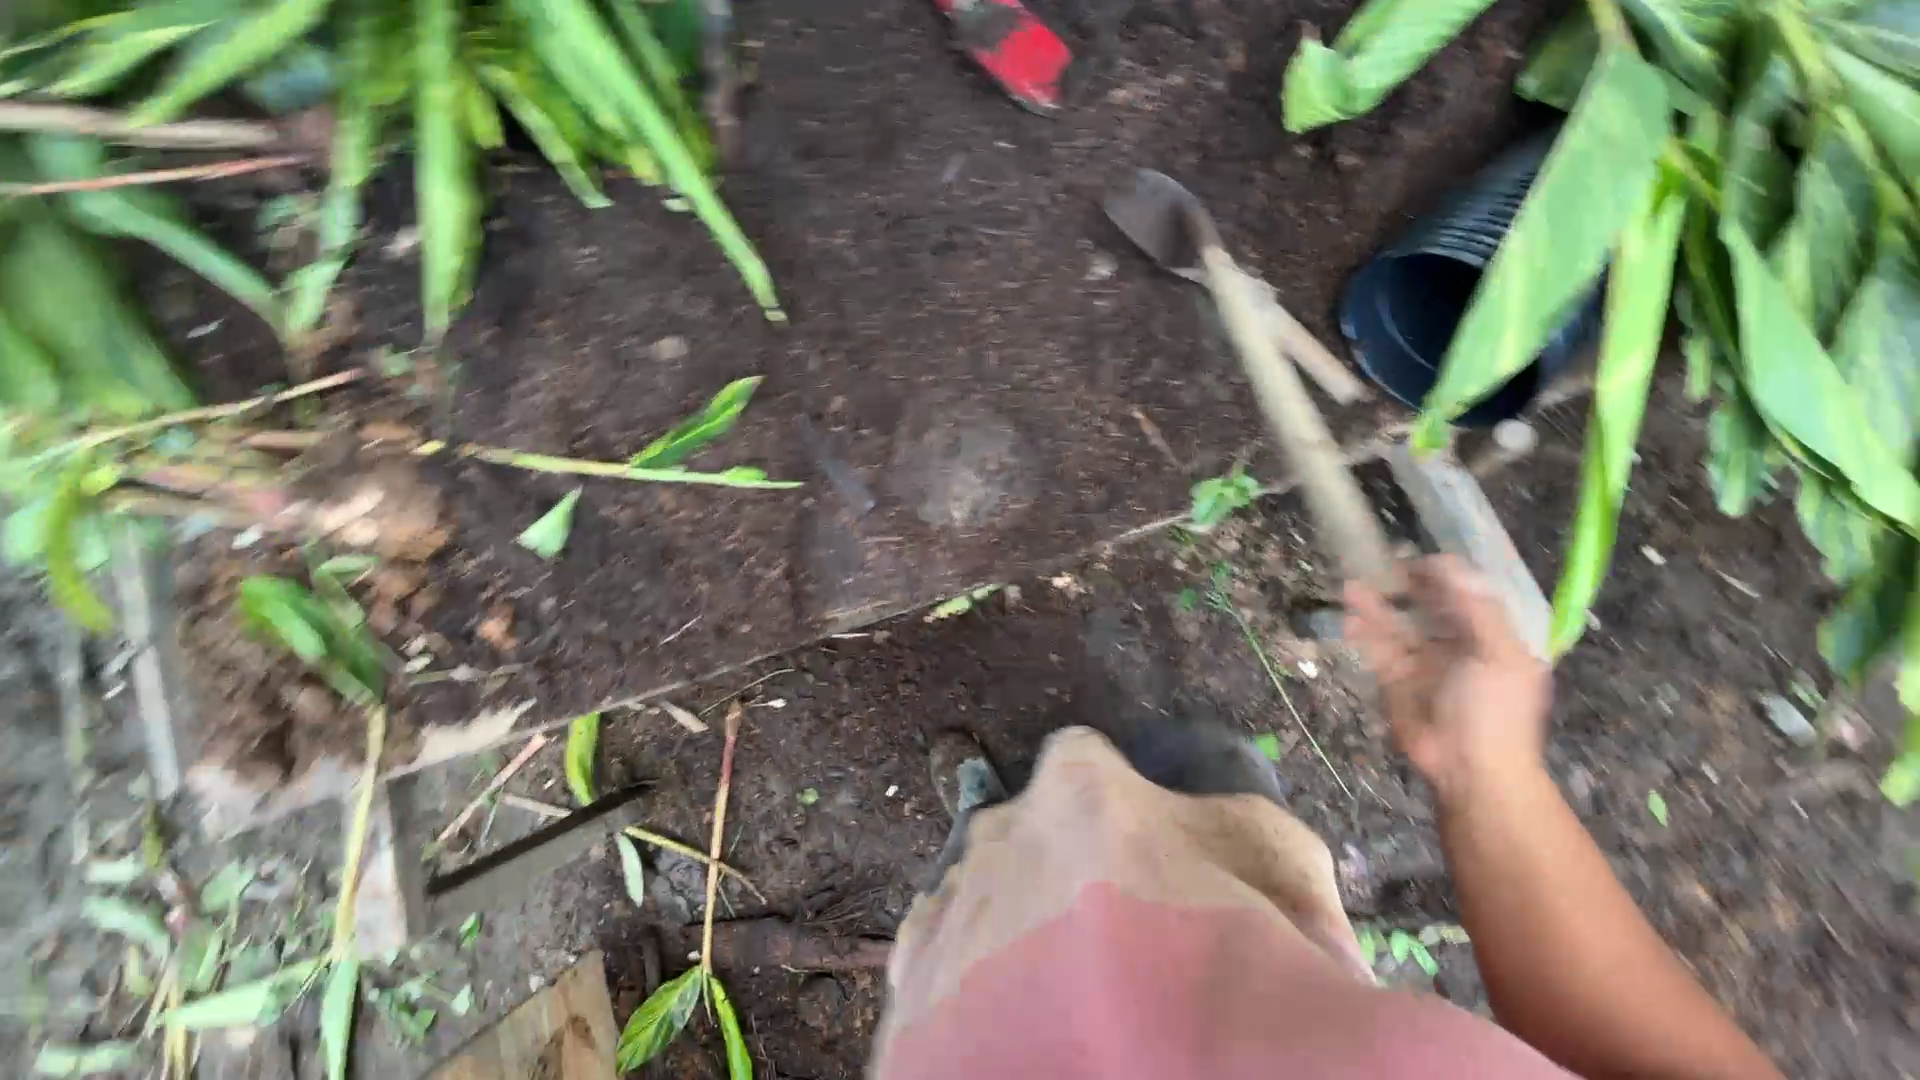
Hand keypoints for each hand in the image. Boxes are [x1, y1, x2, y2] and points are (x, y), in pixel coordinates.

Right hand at [1344, 556, 1550, 808]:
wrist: (1470, 769)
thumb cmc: (1495, 711)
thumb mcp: (1499, 656)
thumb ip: (1478, 609)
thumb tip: (1453, 566)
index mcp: (1491, 636)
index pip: (1468, 593)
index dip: (1445, 574)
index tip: (1420, 559)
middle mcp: (1457, 643)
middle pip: (1428, 604)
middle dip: (1406, 584)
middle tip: (1382, 562)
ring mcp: (1424, 661)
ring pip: (1397, 624)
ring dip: (1376, 605)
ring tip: (1352, 585)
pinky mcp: (1396, 679)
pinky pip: (1377, 649)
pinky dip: (1362, 632)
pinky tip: (1349, 617)